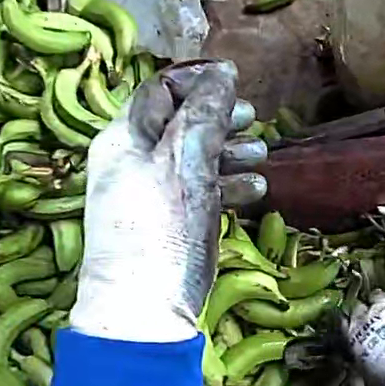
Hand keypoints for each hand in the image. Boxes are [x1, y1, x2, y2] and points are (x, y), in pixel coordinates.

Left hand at [69, 61, 267, 342]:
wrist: (143, 313)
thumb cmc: (163, 231)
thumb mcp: (186, 162)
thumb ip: (204, 114)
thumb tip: (221, 72)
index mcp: (124, 139)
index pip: (160, 91)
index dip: (198, 81)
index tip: (235, 81)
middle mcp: (131, 163)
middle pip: (178, 124)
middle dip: (218, 118)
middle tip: (252, 119)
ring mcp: (147, 196)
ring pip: (191, 159)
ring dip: (228, 152)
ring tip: (260, 155)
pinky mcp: (165, 226)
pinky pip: (196, 192)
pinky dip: (224, 185)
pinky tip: (252, 190)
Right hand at [344, 291, 384, 385]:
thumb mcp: (365, 376)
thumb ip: (358, 363)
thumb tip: (359, 364)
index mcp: (351, 334)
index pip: (342, 320)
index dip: (347, 323)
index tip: (351, 327)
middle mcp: (366, 318)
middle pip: (360, 305)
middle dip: (364, 310)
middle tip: (370, 318)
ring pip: (379, 296)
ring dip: (382, 303)